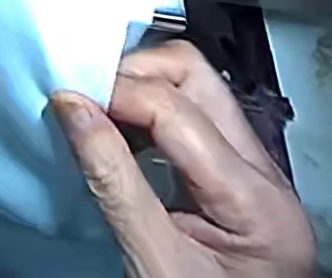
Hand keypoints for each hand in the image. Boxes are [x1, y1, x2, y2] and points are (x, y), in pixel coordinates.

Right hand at [52, 42, 314, 277]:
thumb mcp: (154, 263)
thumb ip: (113, 181)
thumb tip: (72, 105)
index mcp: (257, 203)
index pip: (172, 108)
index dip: (113, 93)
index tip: (65, 98)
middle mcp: (265, 174)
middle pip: (192, 74)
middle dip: (131, 73)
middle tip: (85, 96)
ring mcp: (252, 170)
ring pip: (190, 81)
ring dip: (137, 85)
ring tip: (99, 111)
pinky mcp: (231, 172)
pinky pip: (187, 109)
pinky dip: (144, 107)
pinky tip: (119, 131)